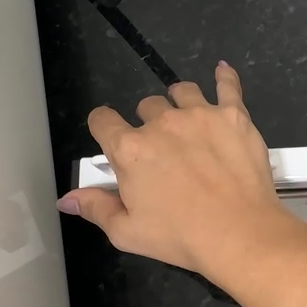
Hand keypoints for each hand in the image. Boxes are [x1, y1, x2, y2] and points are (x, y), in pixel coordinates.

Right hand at [58, 62, 306, 274]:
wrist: (239, 233)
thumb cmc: (180, 236)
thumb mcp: (128, 232)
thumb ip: (96, 208)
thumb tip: (67, 198)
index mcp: (130, 149)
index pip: (103, 121)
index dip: (104, 127)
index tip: (110, 135)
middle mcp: (162, 123)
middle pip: (147, 106)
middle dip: (149, 123)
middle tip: (164, 149)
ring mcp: (200, 115)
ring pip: (183, 92)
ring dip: (179, 101)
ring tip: (187, 119)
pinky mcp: (234, 116)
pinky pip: (228, 87)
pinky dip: (224, 77)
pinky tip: (222, 70)